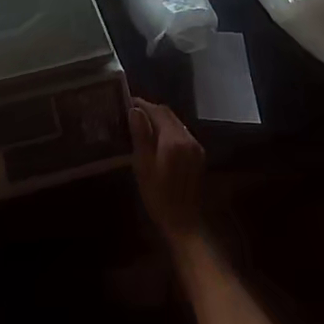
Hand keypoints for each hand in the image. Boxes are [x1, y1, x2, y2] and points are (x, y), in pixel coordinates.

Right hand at [130, 99, 204, 244]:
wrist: (183, 221)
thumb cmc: (157, 195)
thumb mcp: (143, 166)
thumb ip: (141, 135)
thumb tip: (135, 110)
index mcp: (174, 140)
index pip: (158, 111)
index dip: (142, 104)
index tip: (126, 102)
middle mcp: (188, 138)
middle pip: (169, 114)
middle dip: (150, 110)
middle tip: (131, 112)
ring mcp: (196, 147)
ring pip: (175, 123)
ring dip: (159, 120)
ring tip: (140, 124)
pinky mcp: (198, 155)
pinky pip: (181, 133)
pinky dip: (168, 130)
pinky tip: (156, 139)